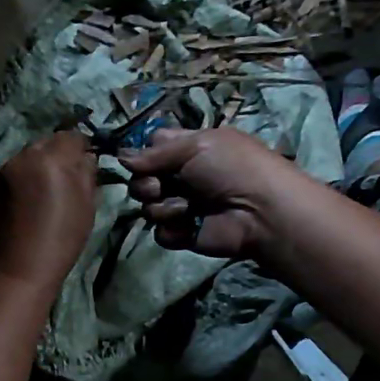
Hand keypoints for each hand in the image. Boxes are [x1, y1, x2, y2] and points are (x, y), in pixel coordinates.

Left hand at [0, 131, 97, 287]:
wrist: (22, 265)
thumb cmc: (64, 237)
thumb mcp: (88, 204)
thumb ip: (88, 173)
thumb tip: (86, 158)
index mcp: (53, 159)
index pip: (72, 136)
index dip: (82, 147)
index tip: (87, 162)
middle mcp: (25, 155)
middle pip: (48, 142)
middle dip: (59, 154)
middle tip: (68, 177)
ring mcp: (4, 168)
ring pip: (29, 155)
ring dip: (40, 165)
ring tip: (48, 189)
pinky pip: (15, 169)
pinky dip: (25, 176)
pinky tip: (29, 198)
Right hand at [121, 127, 314, 259]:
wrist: (259, 210)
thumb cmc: (232, 167)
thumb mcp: (196, 145)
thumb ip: (155, 152)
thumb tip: (120, 158)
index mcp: (188, 150)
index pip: (151, 148)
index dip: (145, 154)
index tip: (147, 158)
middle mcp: (182, 177)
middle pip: (141, 178)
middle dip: (147, 182)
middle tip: (163, 185)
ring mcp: (183, 207)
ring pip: (147, 206)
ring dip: (164, 205)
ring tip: (188, 207)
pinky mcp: (185, 235)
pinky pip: (160, 232)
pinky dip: (173, 229)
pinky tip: (192, 225)